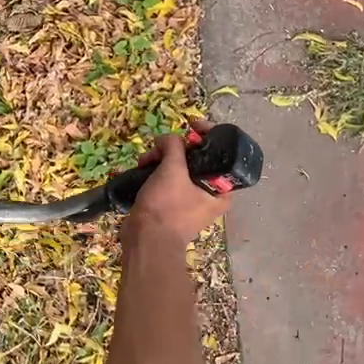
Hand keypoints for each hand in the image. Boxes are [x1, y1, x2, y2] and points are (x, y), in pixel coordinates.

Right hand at [123, 120, 232, 247]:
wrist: (146, 239)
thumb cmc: (166, 206)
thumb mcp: (172, 171)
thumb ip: (174, 147)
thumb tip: (168, 139)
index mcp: (221, 189)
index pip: (221, 152)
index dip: (207, 134)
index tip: (190, 124)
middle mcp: (210, 193)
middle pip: (195, 157)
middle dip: (173, 148)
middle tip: (158, 149)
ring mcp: (190, 198)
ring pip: (178, 166)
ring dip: (160, 158)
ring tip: (144, 162)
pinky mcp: (172, 202)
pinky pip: (167, 177)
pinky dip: (155, 170)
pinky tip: (142, 169)